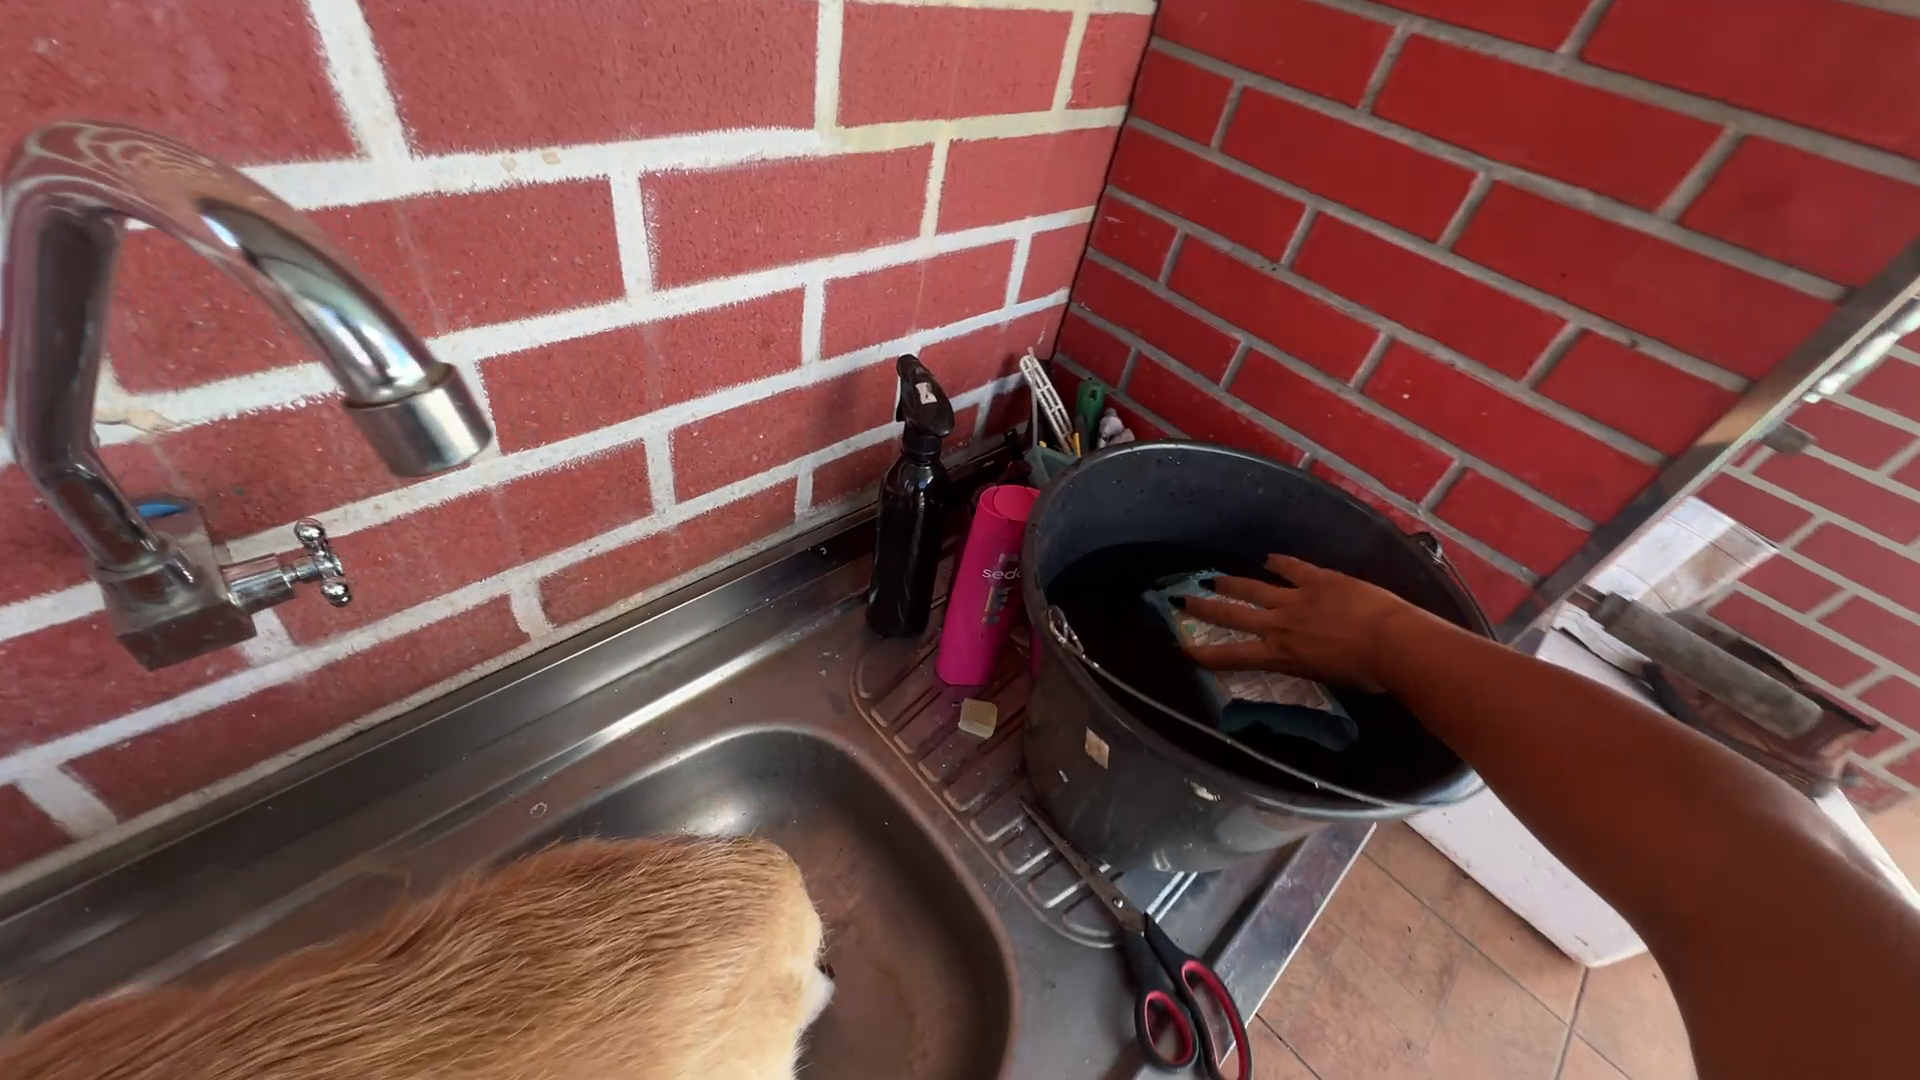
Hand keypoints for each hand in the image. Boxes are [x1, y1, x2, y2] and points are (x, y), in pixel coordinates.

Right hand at [1180, 555, 1423, 688]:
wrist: (1392, 643)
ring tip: (1213, 579)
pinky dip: (1280, 563)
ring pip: (1254, 589)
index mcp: (1281, 655)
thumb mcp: (1328, 679)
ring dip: (1232, 584)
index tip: (1184, 650)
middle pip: (1233, 615)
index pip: (1234, 656)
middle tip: (1182, 600)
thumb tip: (1311, 660)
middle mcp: (1279, 626)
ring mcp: (1296, 599)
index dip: (1206, 655)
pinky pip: (1293, 568)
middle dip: (1205, 608)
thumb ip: (1311, 665)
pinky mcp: (1318, 580)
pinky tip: (1269, 558)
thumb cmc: (1367, 673)